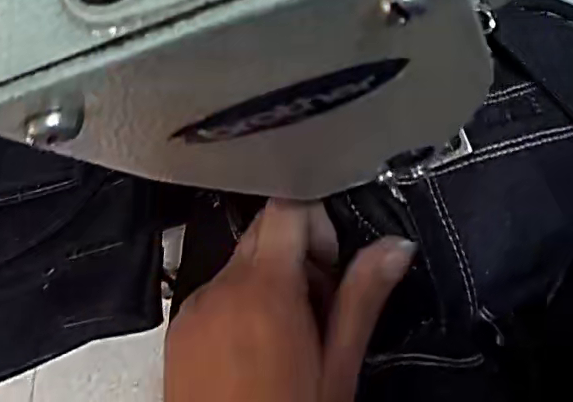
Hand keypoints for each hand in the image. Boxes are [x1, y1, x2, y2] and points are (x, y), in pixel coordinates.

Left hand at [166, 199, 415, 401]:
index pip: (289, 206)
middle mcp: (222, 287)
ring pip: (242, 259)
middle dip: (299, 250)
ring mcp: (195, 309)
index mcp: (263, 286)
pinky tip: (257, 350)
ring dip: (271, 277)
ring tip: (290, 334)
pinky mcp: (177, 332)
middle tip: (320, 300)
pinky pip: (218, 290)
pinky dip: (241, 302)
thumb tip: (395, 247)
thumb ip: (363, 295)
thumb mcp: (337, 367)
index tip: (332, 259)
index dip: (318, 222)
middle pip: (266, 229)